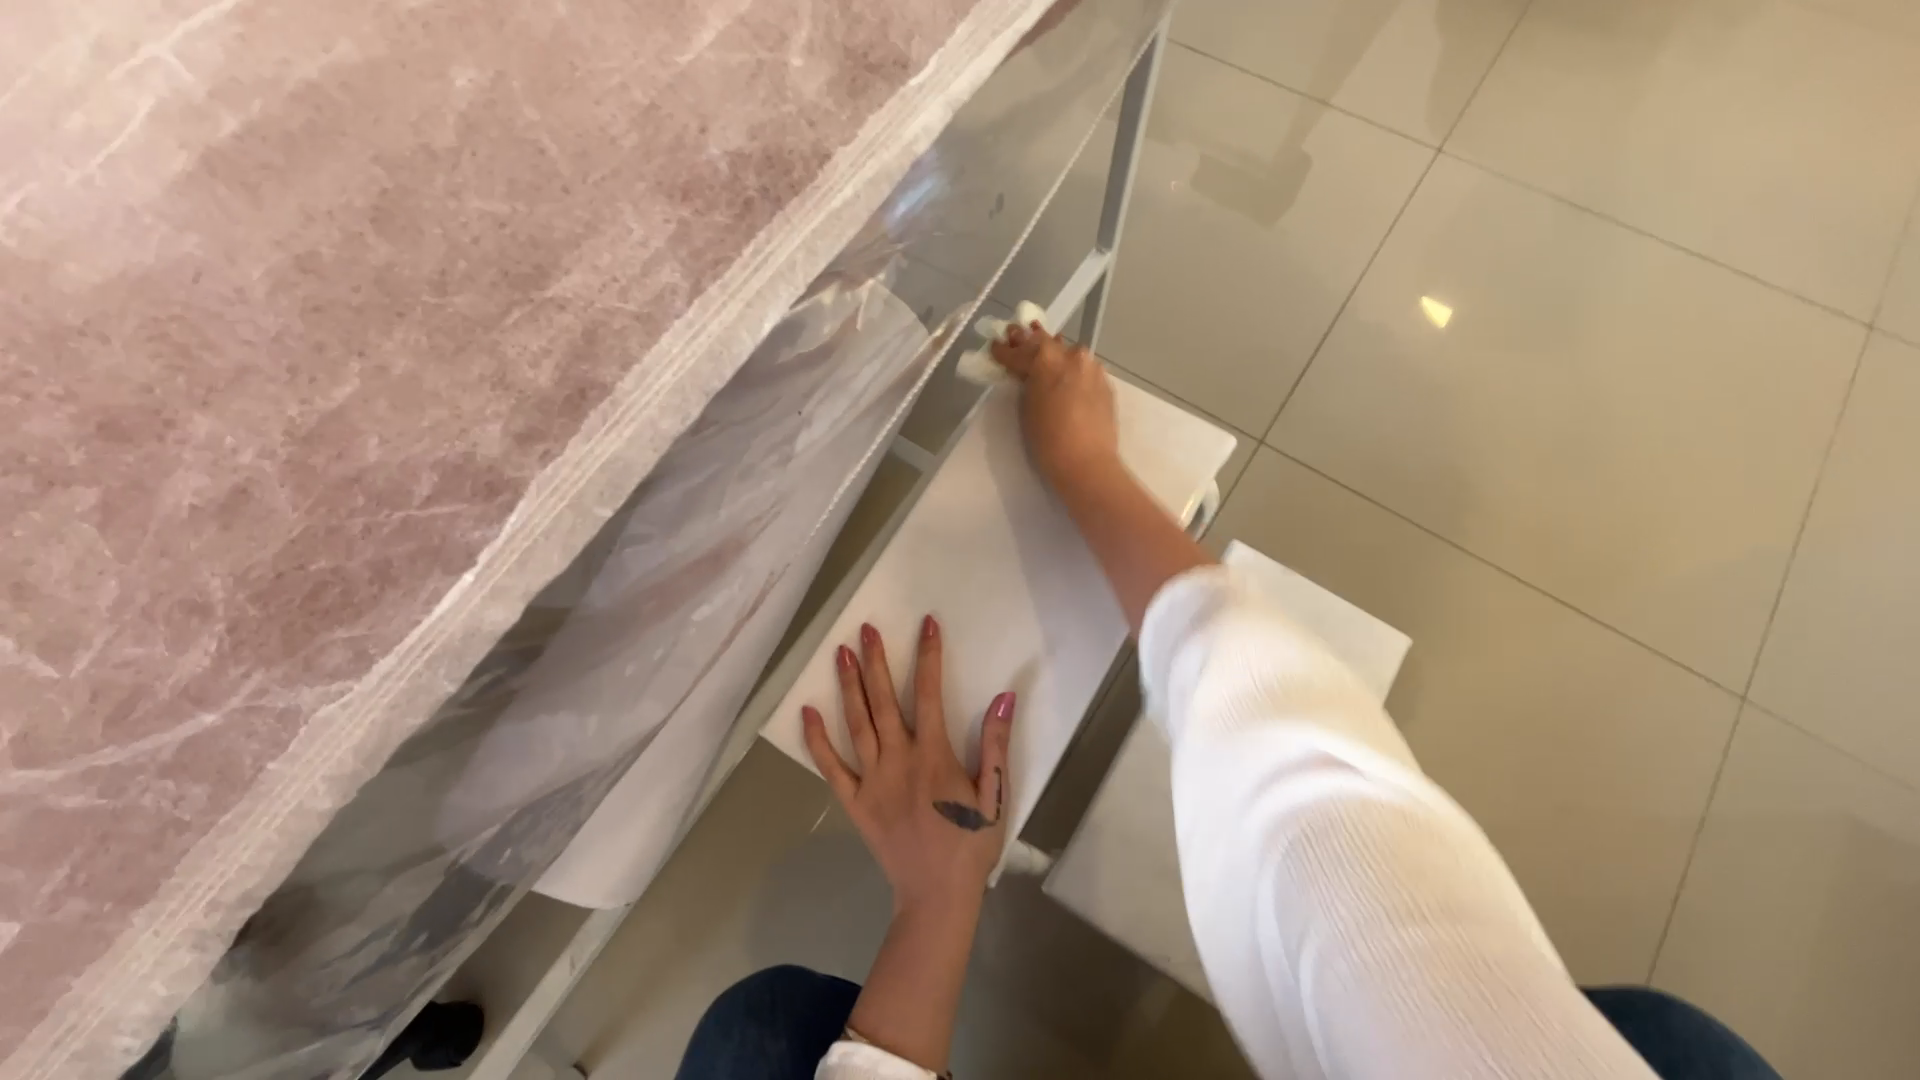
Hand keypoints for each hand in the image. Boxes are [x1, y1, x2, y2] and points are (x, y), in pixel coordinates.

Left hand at [803, 616, 1015, 916]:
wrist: (936, 895)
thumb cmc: (970, 845)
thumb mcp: (995, 795)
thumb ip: (996, 745)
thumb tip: (1003, 697)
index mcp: (934, 756)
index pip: (930, 693)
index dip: (929, 655)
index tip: (926, 625)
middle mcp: (898, 759)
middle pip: (884, 700)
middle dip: (875, 661)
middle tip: (866, 628)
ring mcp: (871, 780)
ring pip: (857, 723)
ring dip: (848, 686)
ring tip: (839, 653)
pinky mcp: (854, 801)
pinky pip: (831, 766)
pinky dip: (817, 739)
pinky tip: (807, 711)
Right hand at [989, 323, 1120, 492]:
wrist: (1087, 463)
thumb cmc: (1047, 440)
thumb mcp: (1027, 408)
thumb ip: (1027, 382)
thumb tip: (1027, 373)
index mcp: (1046, 360)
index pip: (1020, 351)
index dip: (1004, 350)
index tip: (995, 346)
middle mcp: (1072, 356)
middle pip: (1046, 343)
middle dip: (1028, 341)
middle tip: (1014, 336)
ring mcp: (1092, 368)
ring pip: (1068, 353)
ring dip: (1053, 352)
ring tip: (1042, 351)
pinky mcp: (1105, 383)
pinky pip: (1084, 369)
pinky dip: (1072, 369)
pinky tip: (1067, 375)